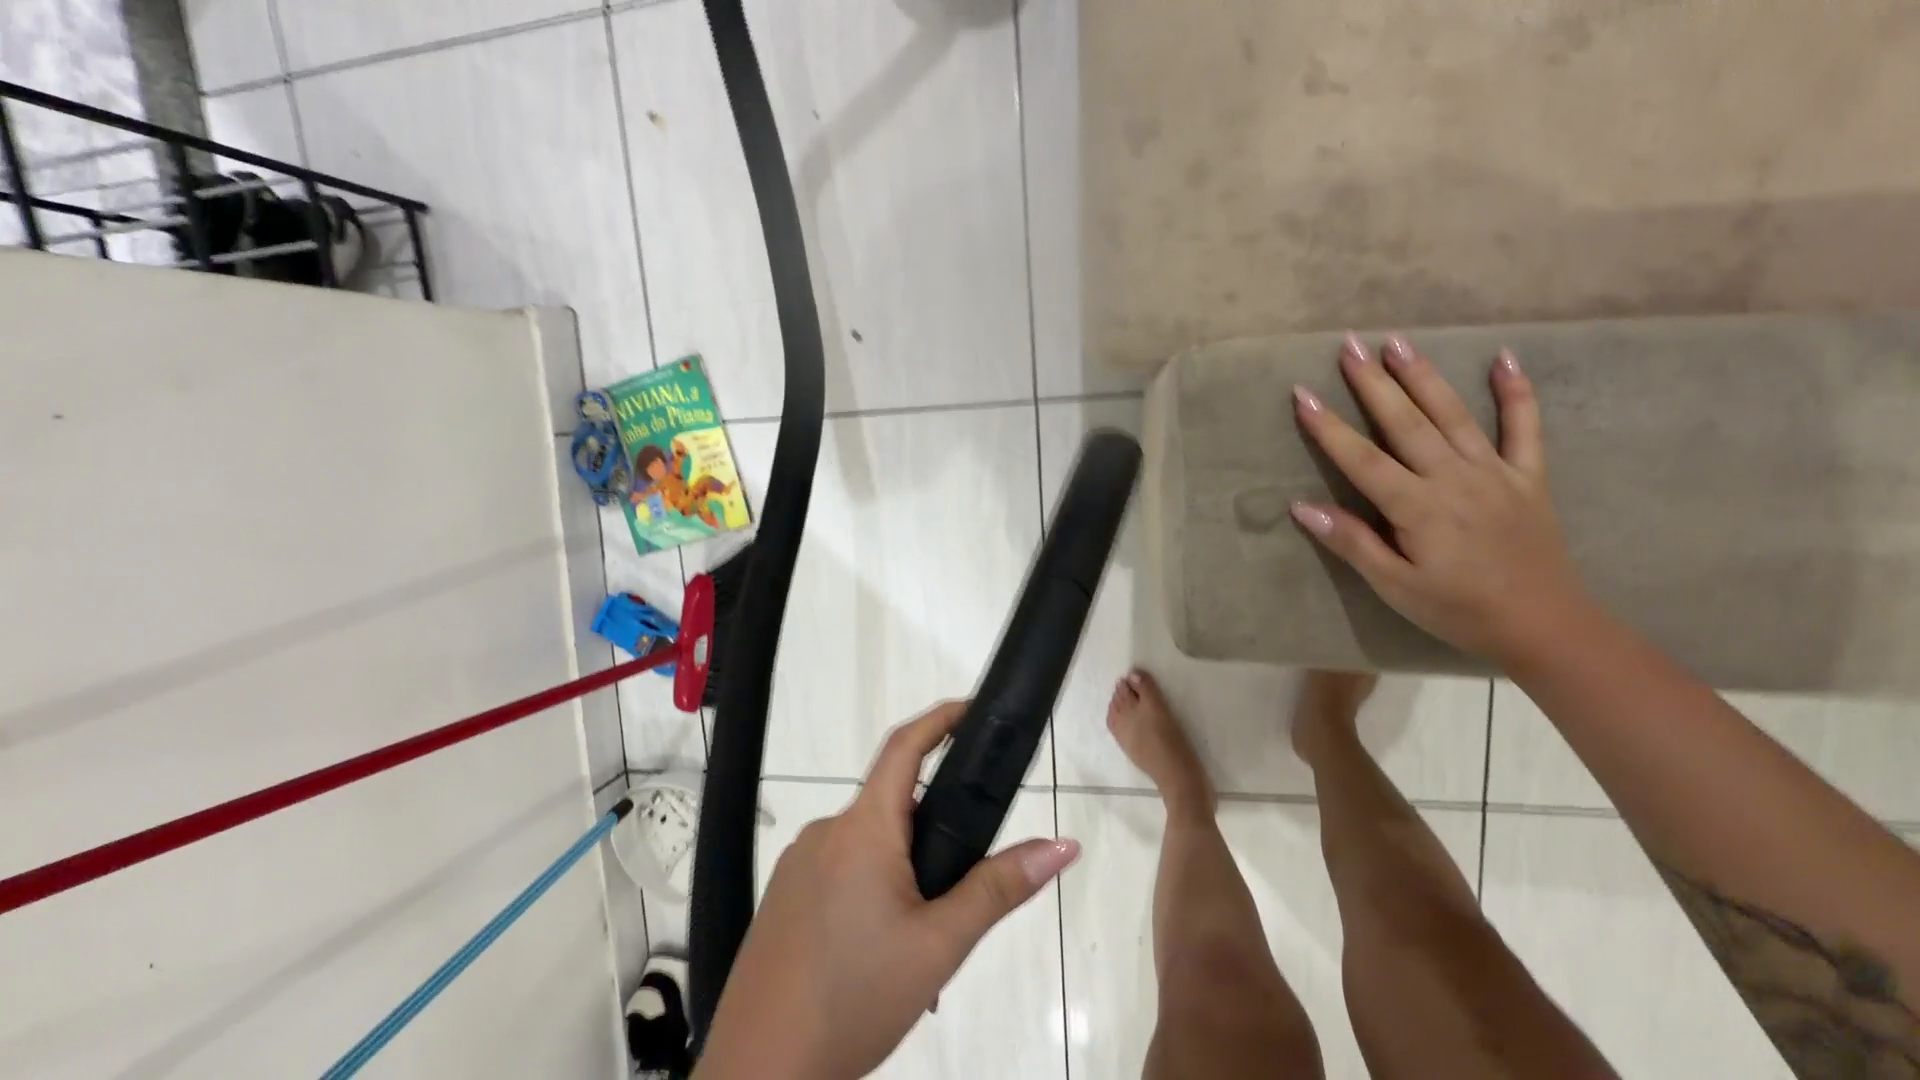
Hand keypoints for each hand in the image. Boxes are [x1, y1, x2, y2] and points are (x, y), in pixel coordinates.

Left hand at [695, 702, 1080, 1079]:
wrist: (761, 1070)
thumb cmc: (855, 999)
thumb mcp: (939, 946)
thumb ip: (999, 888)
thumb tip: (1062, 844)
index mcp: (862, 831)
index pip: (904, 748)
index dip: (940, 718)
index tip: (973, 708)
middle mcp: (825, 835)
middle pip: (892, 808)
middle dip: (934, 837)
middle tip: (964, 892)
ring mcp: (798, 867)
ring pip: (869, 849)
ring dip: (904, 877)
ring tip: (925, 945)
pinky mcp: (784, 899)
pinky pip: (841, 876)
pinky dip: (872, 896)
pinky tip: (882, 957)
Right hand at [1289, 333, 1591, 662]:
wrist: (1543, 625)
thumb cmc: (1459, 611)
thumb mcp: (1396, 588)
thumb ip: (1353, 543)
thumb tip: (1303, 507)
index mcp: (1417, 508)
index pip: (1362, 460)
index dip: (1329, 427)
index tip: (1303, 393)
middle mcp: (1454, 479)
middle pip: (1405, 423)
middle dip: (1374, 382)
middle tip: (1350, 344)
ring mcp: (1494, 473)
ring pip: (1453, 415)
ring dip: (1423, 376)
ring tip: (1398, 342)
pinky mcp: (1527, 477)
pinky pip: (1523, 427)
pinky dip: (1516, 391)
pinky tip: (1503, 358)